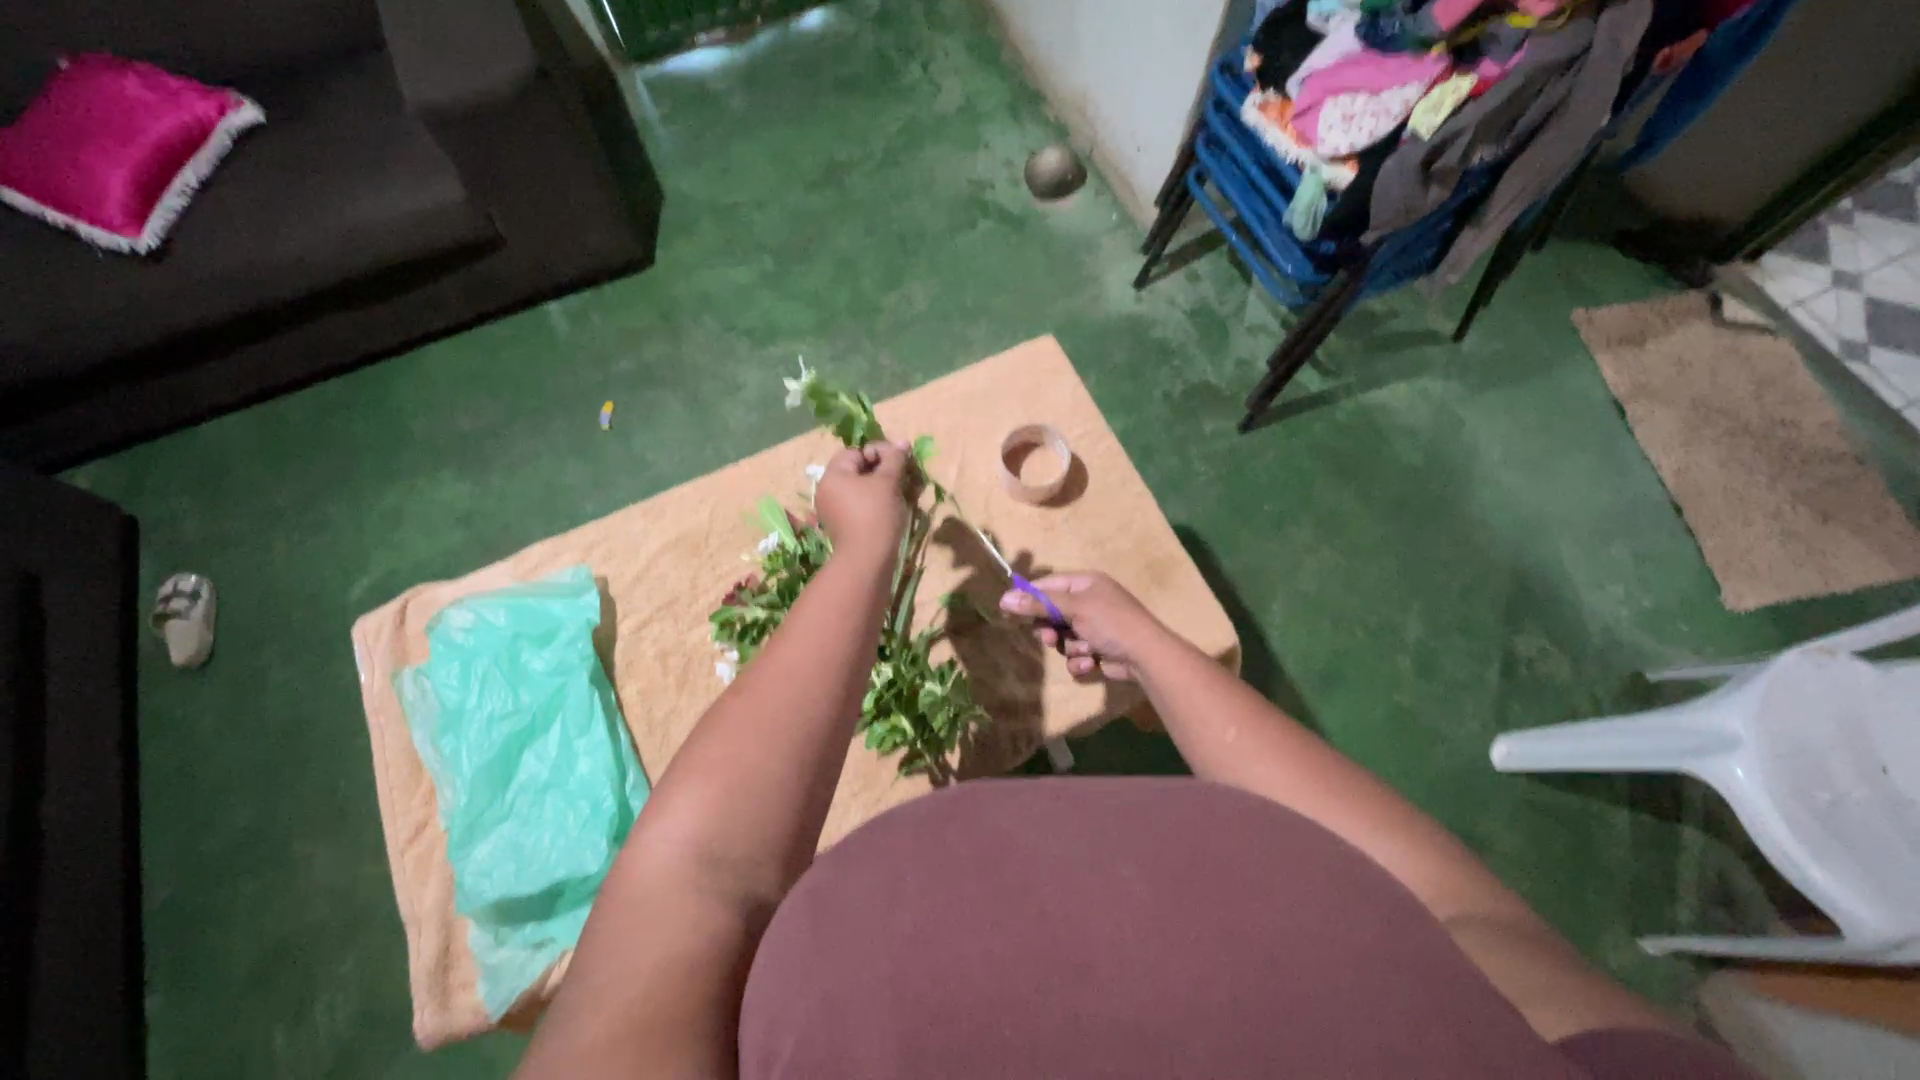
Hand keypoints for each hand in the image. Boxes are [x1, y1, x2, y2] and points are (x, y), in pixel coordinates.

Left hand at [814, 442, 911, 564]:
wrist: (867, 560)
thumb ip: (895, 459)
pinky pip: (859, 505)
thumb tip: (903, 442)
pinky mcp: (843, 526)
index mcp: (832, 476)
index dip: (877, 452)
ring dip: (881, 487)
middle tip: (902, 476)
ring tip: (901, 492)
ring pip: (860, 489)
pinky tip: (892, 508)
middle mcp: (827, 491)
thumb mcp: (888, 482)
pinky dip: (875, 502)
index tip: (898, 461)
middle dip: (881, 470)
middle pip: (856, 470)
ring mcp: (833, 510)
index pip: (855, 452)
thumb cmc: (876, 515)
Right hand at [998, 572, 1173, 681]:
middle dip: (1050, 628)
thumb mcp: (1073, 609)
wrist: (1146, 656)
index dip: (1029, 596)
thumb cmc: (1110, 623)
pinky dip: (1081, 661)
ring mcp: (1095, 628)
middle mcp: (1090, 603)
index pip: (1049, 585)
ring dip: (1070, 647)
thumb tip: (1003, 599)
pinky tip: (1092, 663)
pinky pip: (1075, 655)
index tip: (1008, 608)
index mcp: (1086, 584)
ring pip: (1063, 638)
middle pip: (1053, 613)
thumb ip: (1038, 604)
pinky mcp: (1098, 650)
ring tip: (1083, 651)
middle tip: (1049, 637)